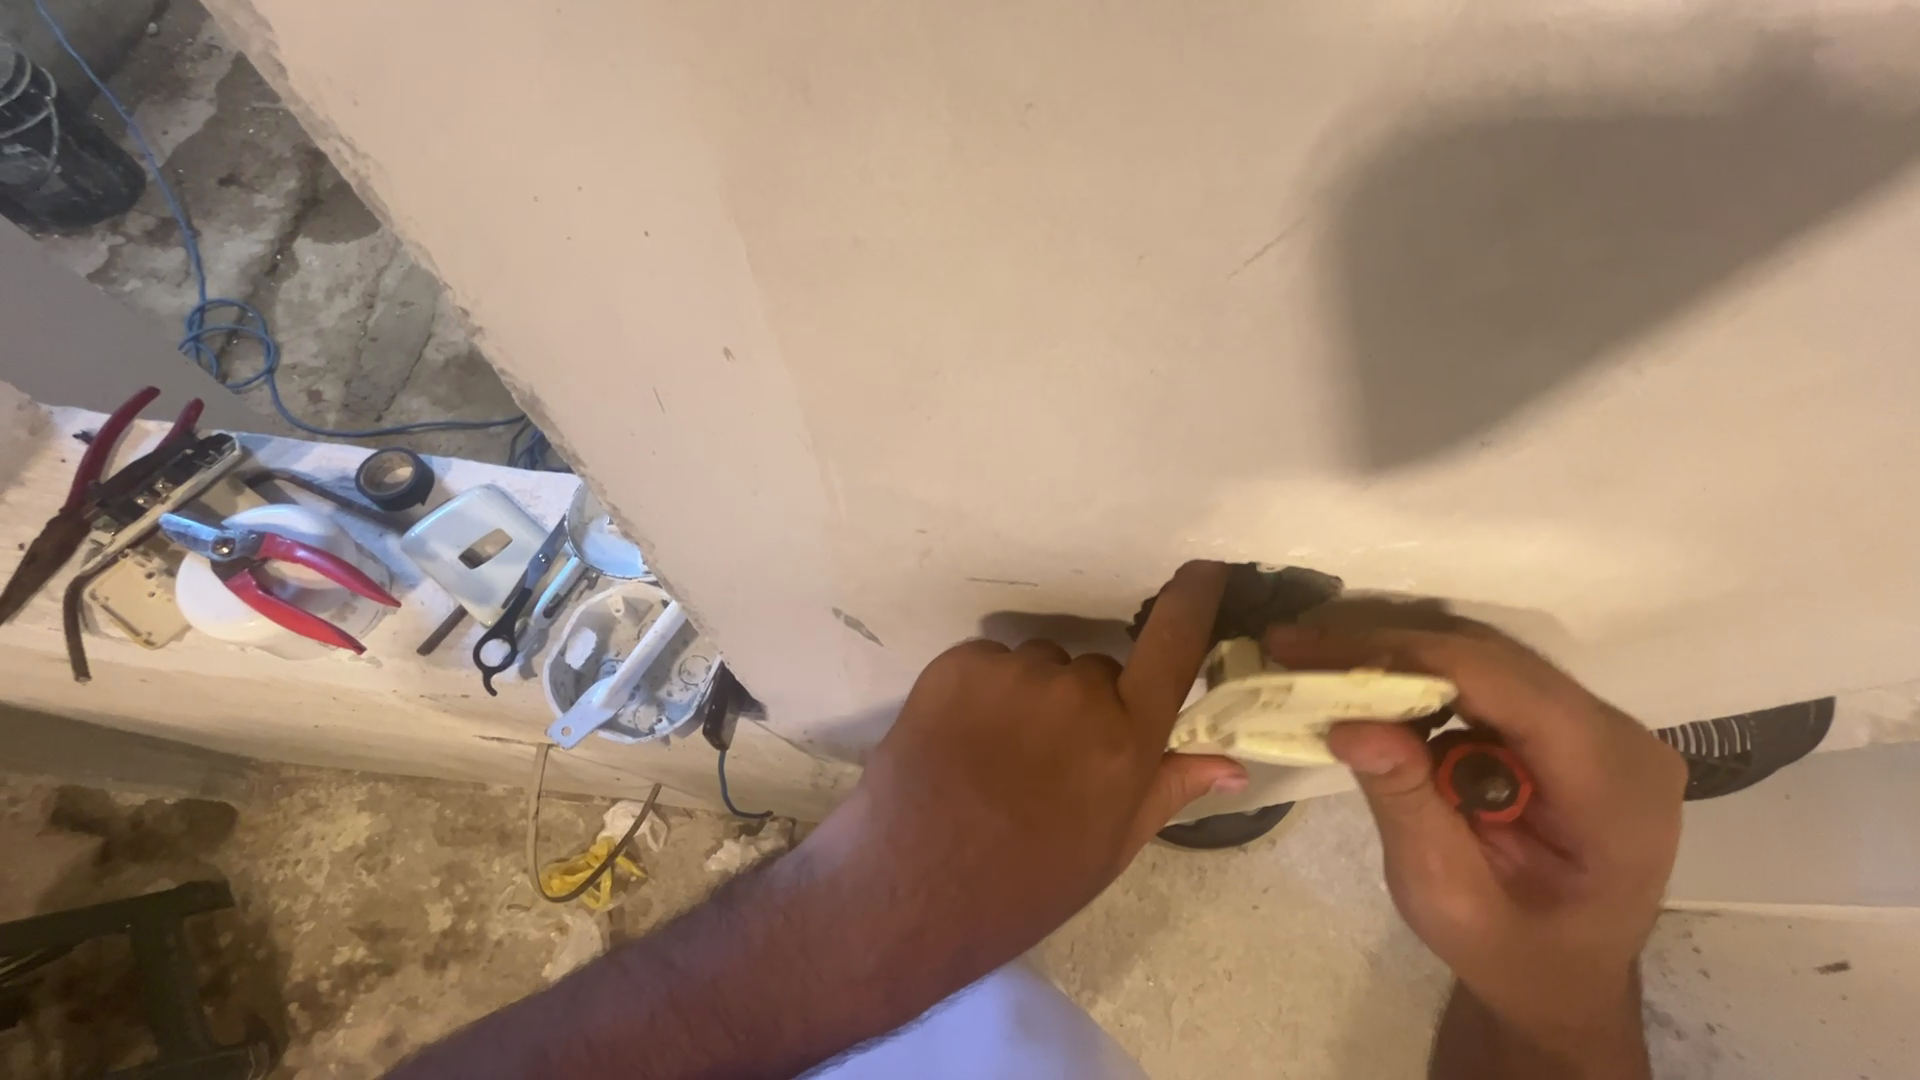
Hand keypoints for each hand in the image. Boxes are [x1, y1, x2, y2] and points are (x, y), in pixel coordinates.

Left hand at [803, 561, 1247, 978]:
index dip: (1194, 599)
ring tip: (998, 753)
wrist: (911, 886)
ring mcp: (1012, 672)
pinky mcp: (957, 663)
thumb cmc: (1022, 883)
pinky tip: (963, 738)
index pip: (1174, 644)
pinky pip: (990, 662)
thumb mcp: (1109, 850)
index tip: (1203, 570)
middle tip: (1051, 757)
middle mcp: (1075, 692)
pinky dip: (984, 690)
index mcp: (1126, 739)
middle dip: (1086, 704)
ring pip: (1039, 666)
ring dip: (1031, 696)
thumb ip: (1169, 789)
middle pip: (1096, 671)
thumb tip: (1232, 763)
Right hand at [1264, 616, 1686, 1044]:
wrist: (1558, 978)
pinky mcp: (1557, 724)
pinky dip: (1407, 675)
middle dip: (1379, 646)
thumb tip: (1350, 724)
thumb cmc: (1506, 950)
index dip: (1398, 655)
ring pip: (1477, 656)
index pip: (1498, 683)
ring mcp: (1590, 725)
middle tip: (1291, 645)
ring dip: (1387, 654)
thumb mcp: (1446, 894)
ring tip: (1309, 658)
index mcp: (1610, 785)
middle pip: (1486, 657)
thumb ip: (1405, 804)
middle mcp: (1614, 736)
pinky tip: (1355, 684)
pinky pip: (1477, 677)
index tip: (1307, 653)